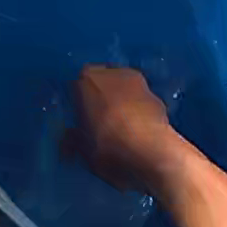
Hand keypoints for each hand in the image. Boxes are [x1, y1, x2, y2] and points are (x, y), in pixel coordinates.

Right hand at [75, 66, 189, 192]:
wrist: (153, 154)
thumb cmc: (109, 148)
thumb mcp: (83, 151)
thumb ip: (73, 141)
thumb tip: (68, 141)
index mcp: (86, 80)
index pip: (75, 88)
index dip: (77, 106)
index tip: (78, 123)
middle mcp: (113, 72)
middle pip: (102, 84)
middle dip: (99, 101)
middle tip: (98, 126)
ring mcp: (138, 82)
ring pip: (123, 92)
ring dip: (120, 106)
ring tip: (119, 132)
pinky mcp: (158, 98)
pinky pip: (140, 105)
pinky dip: (137, 114)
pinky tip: (137, 134)